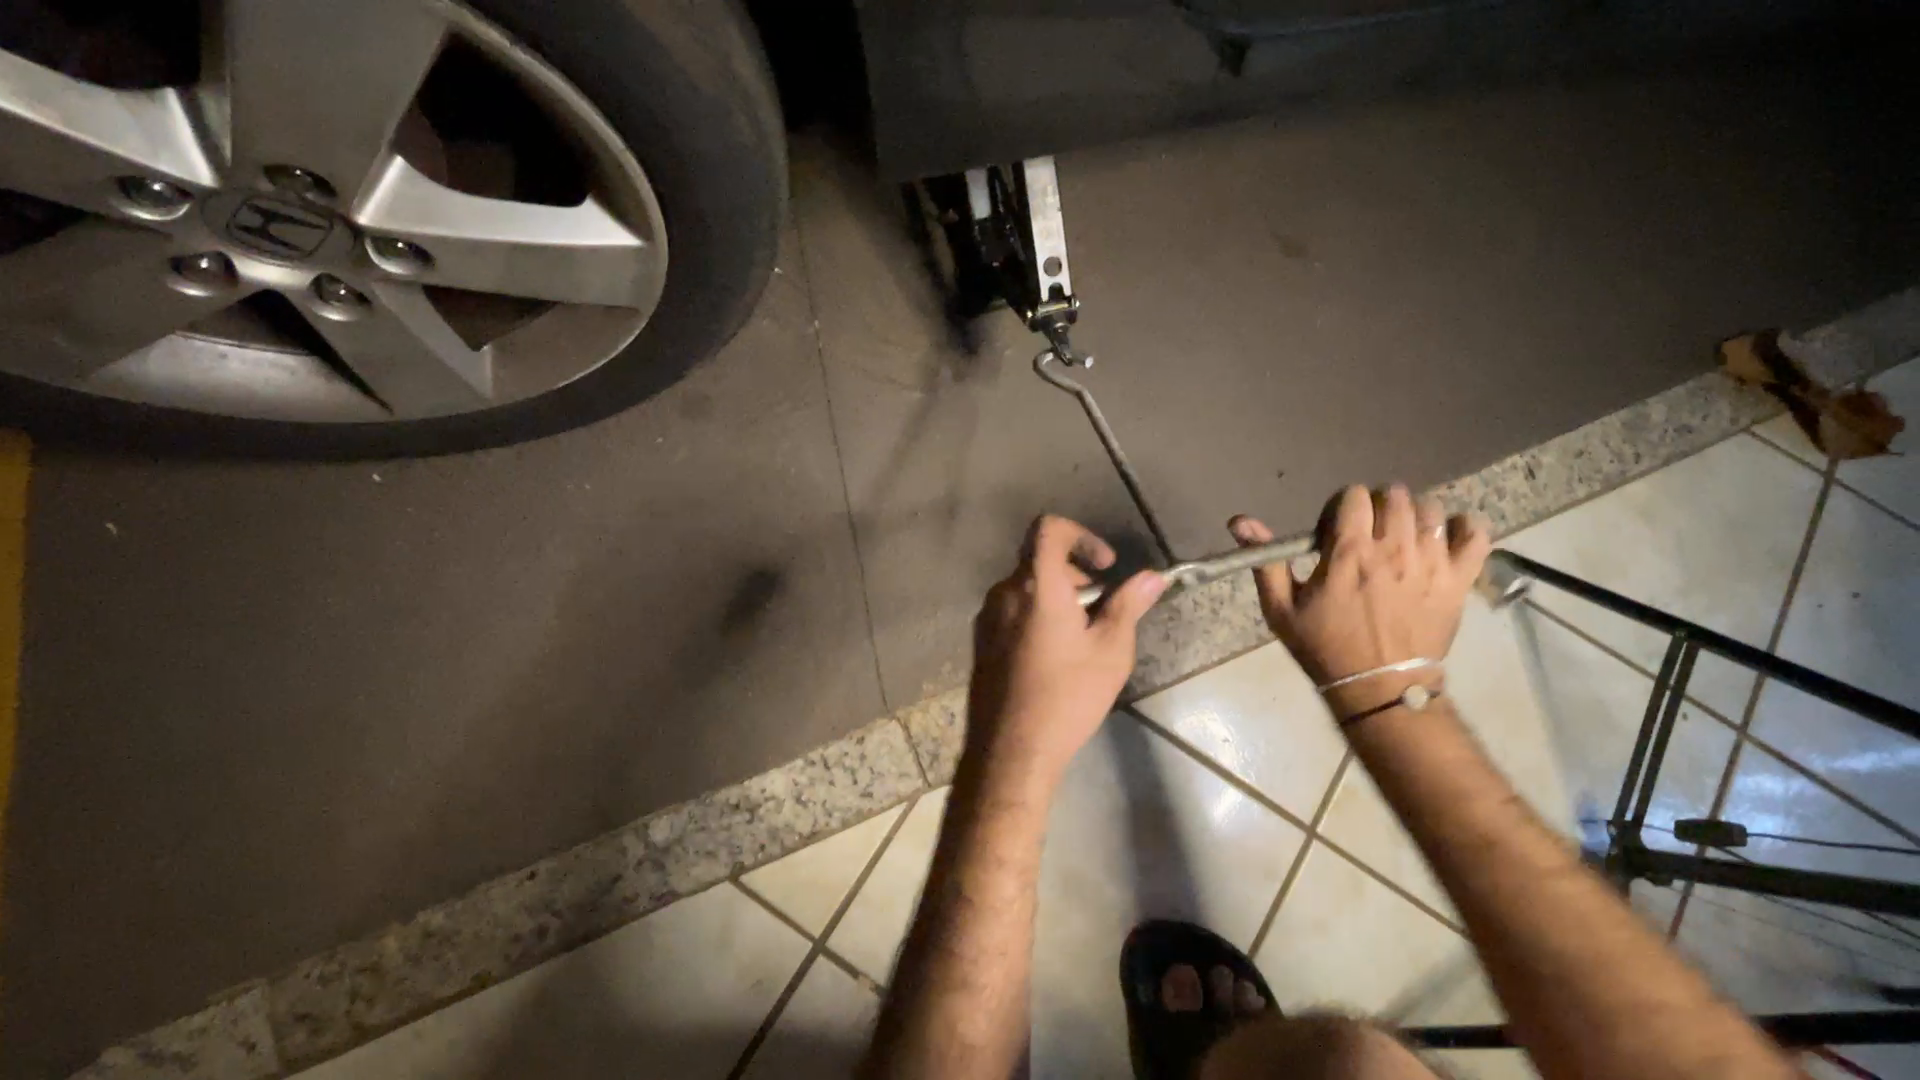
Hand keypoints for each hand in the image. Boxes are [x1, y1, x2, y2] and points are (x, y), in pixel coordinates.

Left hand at [968, 516, 1167, 784]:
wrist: (1011, 749)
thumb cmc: (1067, 697)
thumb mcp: (1110, 650)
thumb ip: (1129, 605)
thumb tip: (1153, 577)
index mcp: (1037, 586)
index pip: (1049, 528)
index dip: (1081, 535)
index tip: (1105, 566)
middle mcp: (1005, 592)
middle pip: (1040, 561)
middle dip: (1076, 575)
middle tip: (1100, 611)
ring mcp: (987, 617)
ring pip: (1026, 588)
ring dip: (1057, 598)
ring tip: (1080, 639)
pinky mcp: (981, 641)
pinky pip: (1012, 612)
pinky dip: (1036, 616)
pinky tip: (1053, 657)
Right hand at [1229, 485, 1489, 711]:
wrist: (1379, 688)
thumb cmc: (1324, 647)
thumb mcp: (1281, 609)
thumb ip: (1266, 561)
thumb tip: (1239, 521)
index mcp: (1349, 551)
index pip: (1353, 495)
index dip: (1342, 507)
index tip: (1336, 531)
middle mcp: (1393, 548)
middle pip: (1395, 496)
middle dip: (1378, 508)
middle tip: (1369, 534)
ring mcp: (1431, 562)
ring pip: (1430, 509)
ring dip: (1414, 517)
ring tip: (1403, 539)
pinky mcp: (1459, 579)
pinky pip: (1475, 534)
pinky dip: (1463, 528)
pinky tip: (1445, 539)